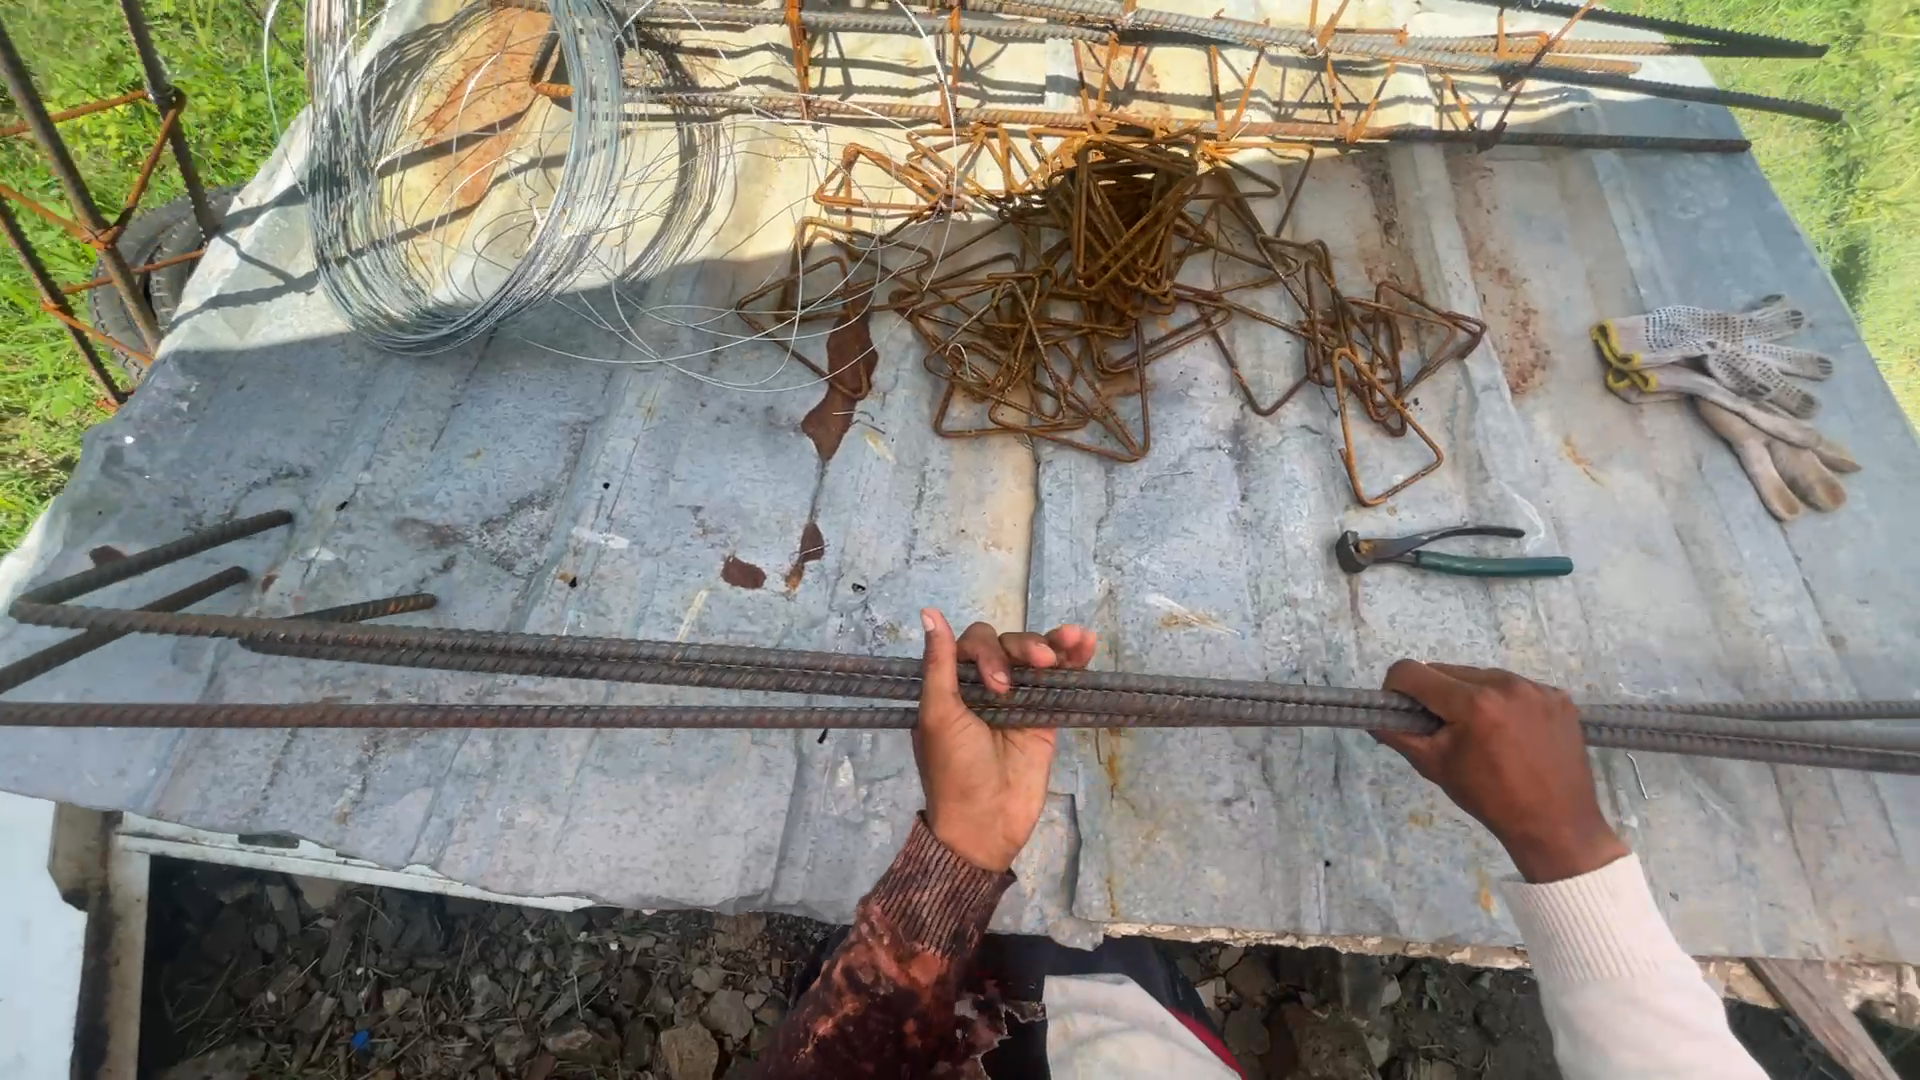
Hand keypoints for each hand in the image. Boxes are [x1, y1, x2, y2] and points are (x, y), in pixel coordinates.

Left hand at [916, 608, 1096, 872]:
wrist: (986, 822)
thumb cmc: (954, 770)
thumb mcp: (938, 715)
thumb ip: (938, 663)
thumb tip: (928, 611)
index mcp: (953, 684)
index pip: (973, 643)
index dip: (988, 652)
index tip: (996, 685)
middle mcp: (984, 686)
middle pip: (1007, 643)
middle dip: (1024, 647)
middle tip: (1037, 665)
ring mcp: (1018, 699)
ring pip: (1035, 656)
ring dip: (1054, 642)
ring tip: (1076, 638)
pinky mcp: (1045, 716)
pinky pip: (1059, 680)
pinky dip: (1073, 659)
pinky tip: (1086, 642)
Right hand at [1376, 661, 1627, 883]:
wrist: (1558, 825)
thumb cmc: (1489, 797)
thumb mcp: (1432, 765)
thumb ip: (1396, 733)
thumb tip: (1373, 715)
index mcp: (1473, 703)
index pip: (1411, 672)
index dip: (1394, 688)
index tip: (1399, 710)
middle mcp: (1505, 685)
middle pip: (1444, 671)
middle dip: (1432, 694)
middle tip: (1440, 727)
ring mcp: (1537, 689)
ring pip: (1477, 676)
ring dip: (1464, 694)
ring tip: (1476, 729)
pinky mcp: (1558, 697)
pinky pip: (1510, 686)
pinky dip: (1498, 700)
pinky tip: (1507, 729)